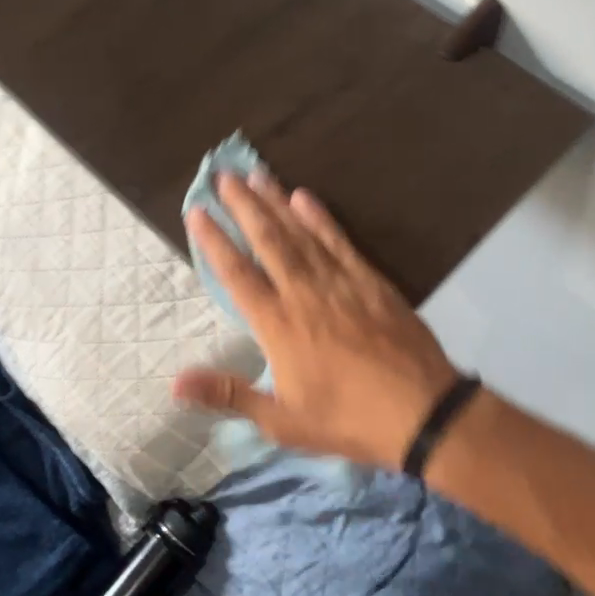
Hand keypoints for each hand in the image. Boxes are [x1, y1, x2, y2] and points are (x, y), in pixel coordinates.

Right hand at [175, 172, 459, 470]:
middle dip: (243, 205)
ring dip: (276, 201)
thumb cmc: (346, 420)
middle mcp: (303, 293)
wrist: (422, 412)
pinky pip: (339, 240)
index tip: (197, 211)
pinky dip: (320, 217)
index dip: (214, 241)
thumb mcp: (281, 420)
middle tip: (223, 175)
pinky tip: (305, 197)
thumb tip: (173, 383)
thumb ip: (227, 394)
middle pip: (267, 239)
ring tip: (256, 174)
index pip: (237, 273)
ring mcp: (340, 282)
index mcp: (277, 325)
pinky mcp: (371, 281)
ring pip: (300, 232)